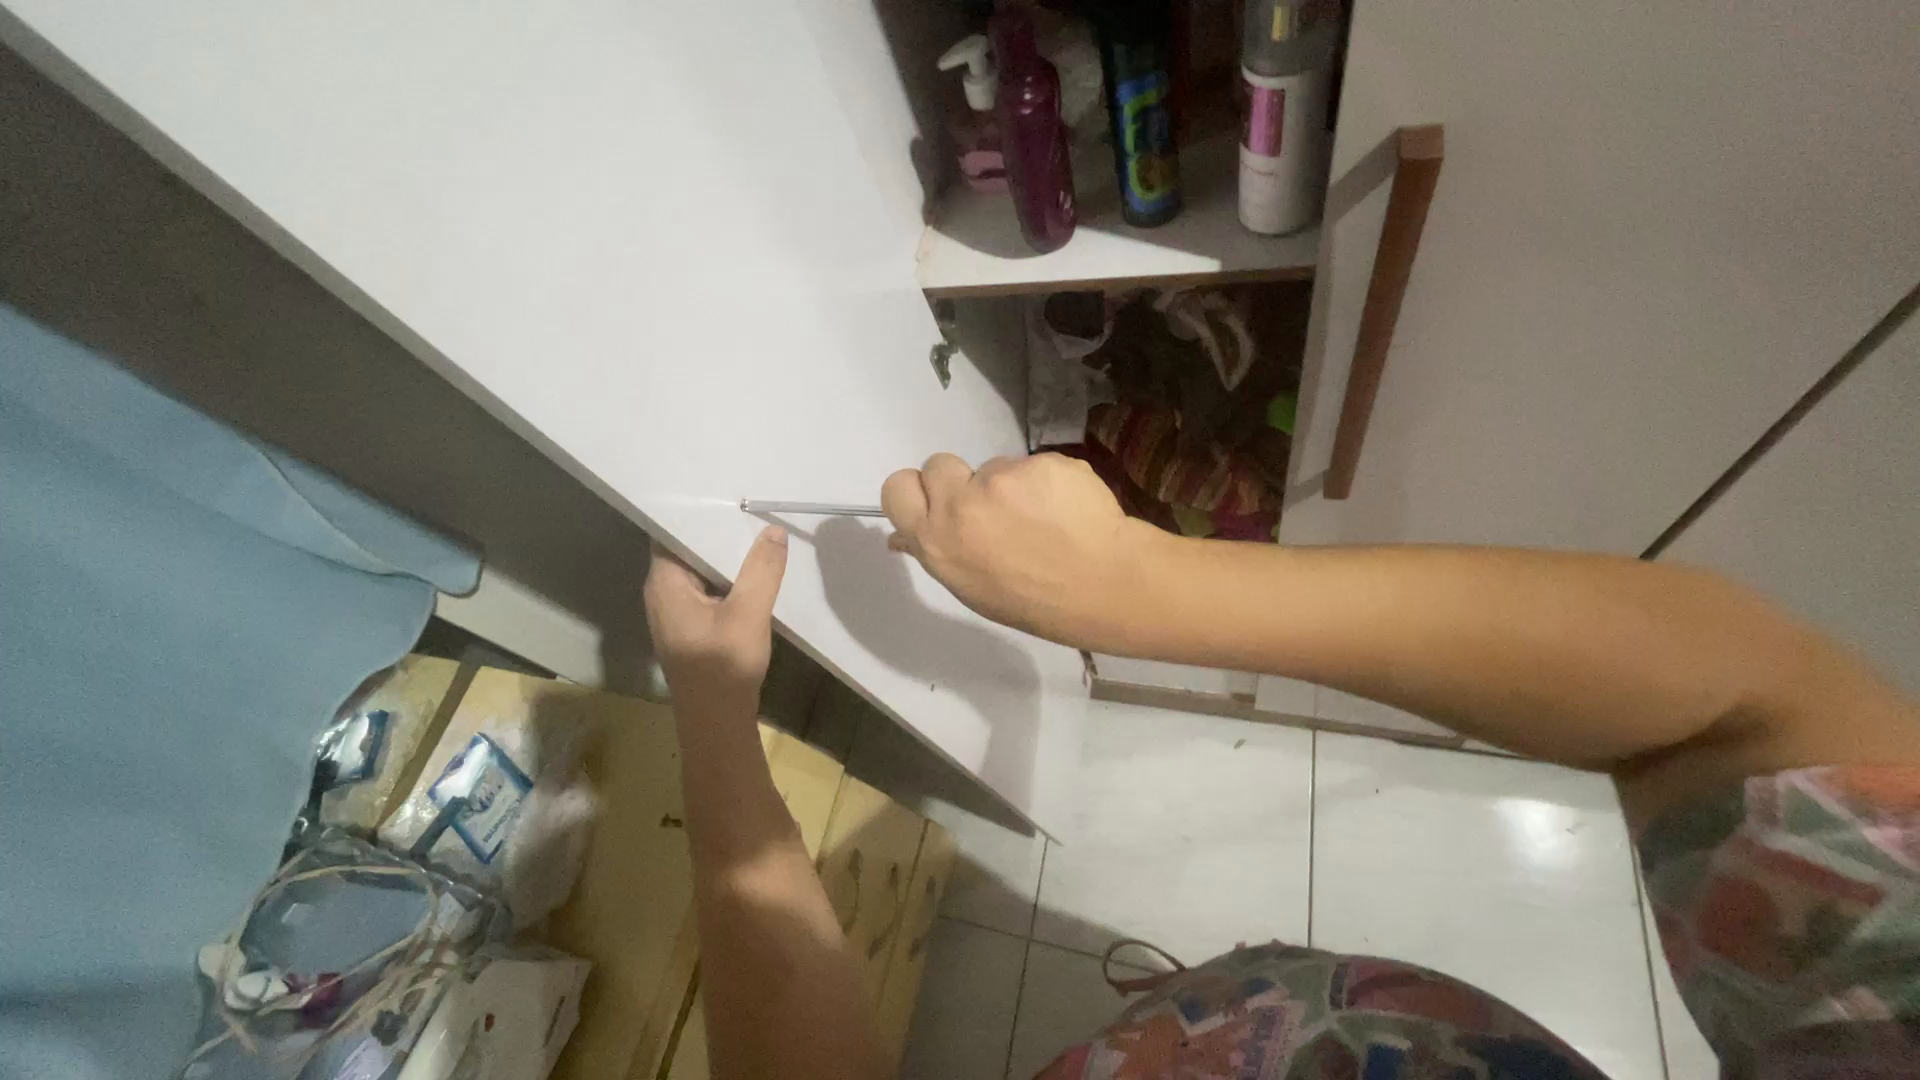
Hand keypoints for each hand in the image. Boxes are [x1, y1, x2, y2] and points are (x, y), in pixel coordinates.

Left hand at [643, 526, 787, 716]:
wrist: (717, 720)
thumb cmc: (724, 666)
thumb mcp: (749, 613)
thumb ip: (761, 569)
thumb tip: (773, 532)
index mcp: (664, 584)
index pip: (669, 532)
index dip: (694, 513)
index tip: (722, 495)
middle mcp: (661, 592)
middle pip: (685, 549)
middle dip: (715, 531)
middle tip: (748, 507)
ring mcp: (675, 610)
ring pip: (698, 570)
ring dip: (723, 556)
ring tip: (754, 531)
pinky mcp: (690, 625)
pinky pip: (706, 588)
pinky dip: (726, 577)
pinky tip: (752, 571)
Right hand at [881, 453, 1159, 647]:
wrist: (1104, 585)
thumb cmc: (1032, 601)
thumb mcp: (972, 588)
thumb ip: (937, 552)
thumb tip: (901, 537)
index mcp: (936, 540)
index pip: (896, 488)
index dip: (918, 491)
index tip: (939, 503)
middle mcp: (961, 503)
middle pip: (938, 465)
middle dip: (960, 481)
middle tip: (991, 509)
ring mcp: (1003, 478)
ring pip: (994, 467)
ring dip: (1010, 486)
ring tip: (1042, 519)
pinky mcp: (1040, 461)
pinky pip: (1034, 465)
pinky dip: (1047, 482)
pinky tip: (1066, 509)